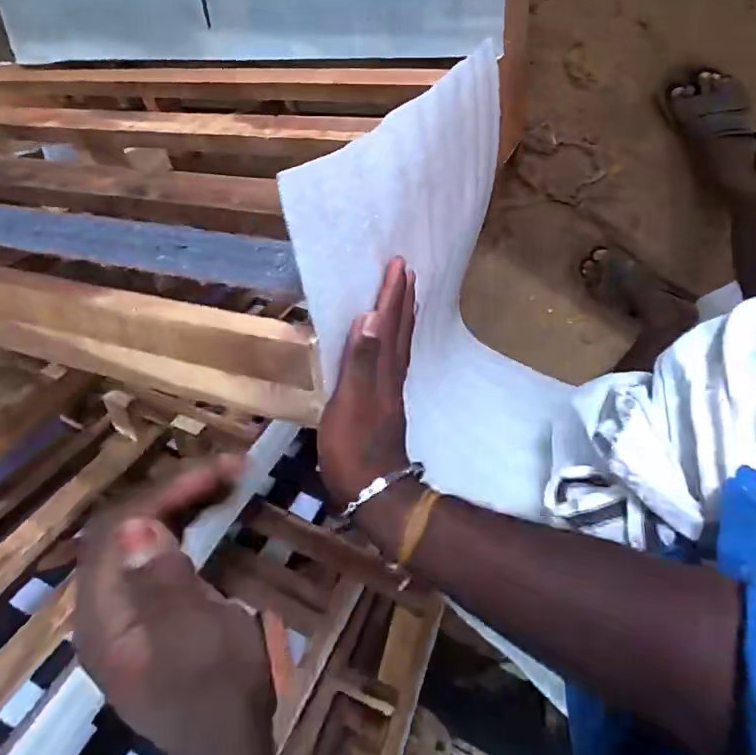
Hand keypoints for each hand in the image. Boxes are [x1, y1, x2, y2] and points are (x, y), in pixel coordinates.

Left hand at [74, 457, 275, 754]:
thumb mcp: (198, 634)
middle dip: (176, 488)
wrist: (226, 740)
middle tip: (230, 468)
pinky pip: (156, 549)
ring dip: (182, 500)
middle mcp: (104, 605)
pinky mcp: (147, 607)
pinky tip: (213, 509)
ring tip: (227, 478)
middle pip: (125, 525)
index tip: (219, 470)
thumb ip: (163, 581)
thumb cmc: (217, 684)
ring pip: (140, 533)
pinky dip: (185, 522)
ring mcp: (125, 606)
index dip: (166, 490)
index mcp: (105, 614)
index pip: (118, 529)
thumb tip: (136, 528)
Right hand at [317, 257, 416, 501]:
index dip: (392, 295)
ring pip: (400, 344)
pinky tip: (389, 344)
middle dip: (401, 299)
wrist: (374, 489)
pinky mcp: (385, 403)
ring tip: (404, 296)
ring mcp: (390, 390)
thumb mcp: (349, 404)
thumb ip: (360, 361)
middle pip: (400, 330)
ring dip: (401, 317)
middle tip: (406, 270)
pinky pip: (394, 359)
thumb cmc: (354, 447)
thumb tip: (370, 317)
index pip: (388, 324)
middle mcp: (392, 374)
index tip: (398, 265)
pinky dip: (395, 341)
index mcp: (383, 370)